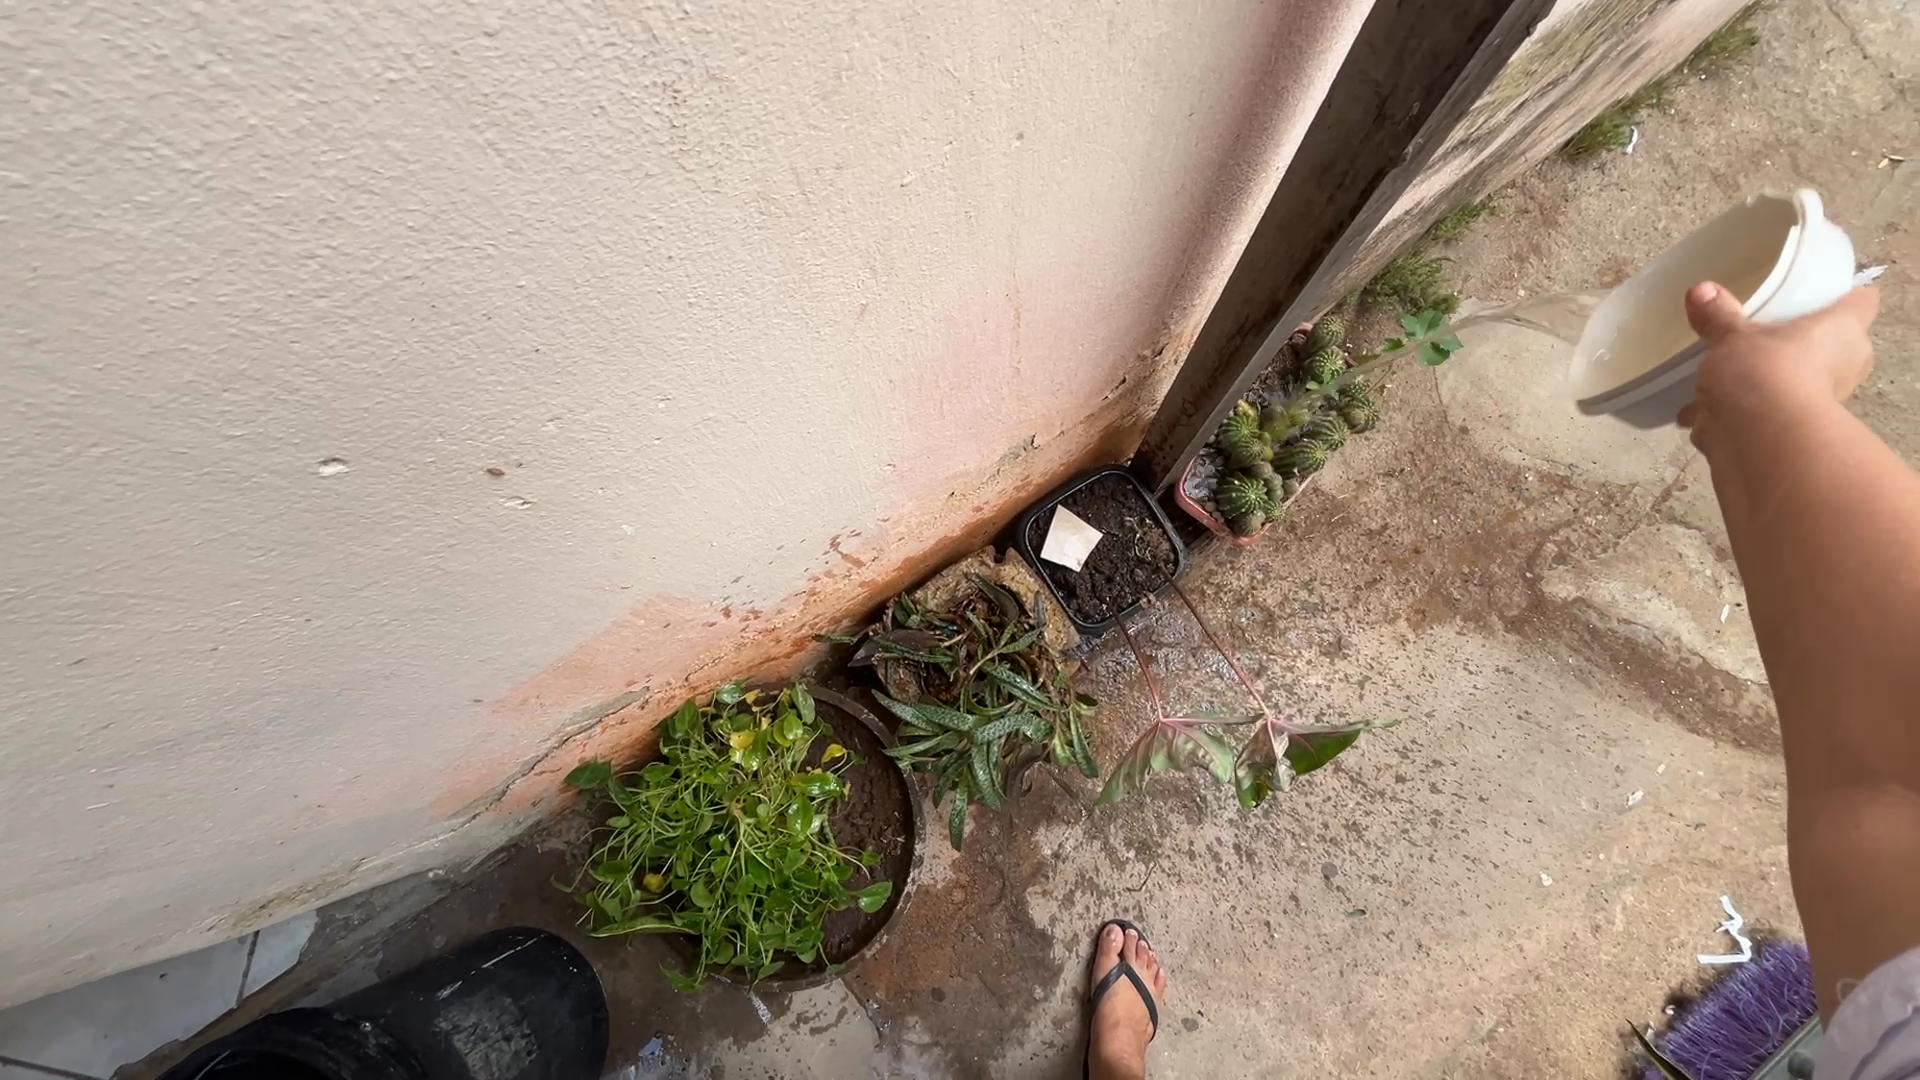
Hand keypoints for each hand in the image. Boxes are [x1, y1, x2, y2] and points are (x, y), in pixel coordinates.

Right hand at [1678, 282, 1878, 453]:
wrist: (1757, 433)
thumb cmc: (1763, 371)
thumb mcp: (1731, 336)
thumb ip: (1717, 315)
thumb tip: (1701, 288)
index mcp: (1843, 329)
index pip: (1861, 301)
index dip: (1842, 296)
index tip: (1813, 296)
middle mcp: (1845, 360)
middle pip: (1833, 341)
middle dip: (1802, 342)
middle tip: (1763, 335)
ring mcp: (1822, 395)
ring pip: (1800, 377)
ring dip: (1772, 377)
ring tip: (1732, 373)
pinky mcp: (1789, 423)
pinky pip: (1765, 407)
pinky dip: (1741, 408)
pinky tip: (1708, 406)